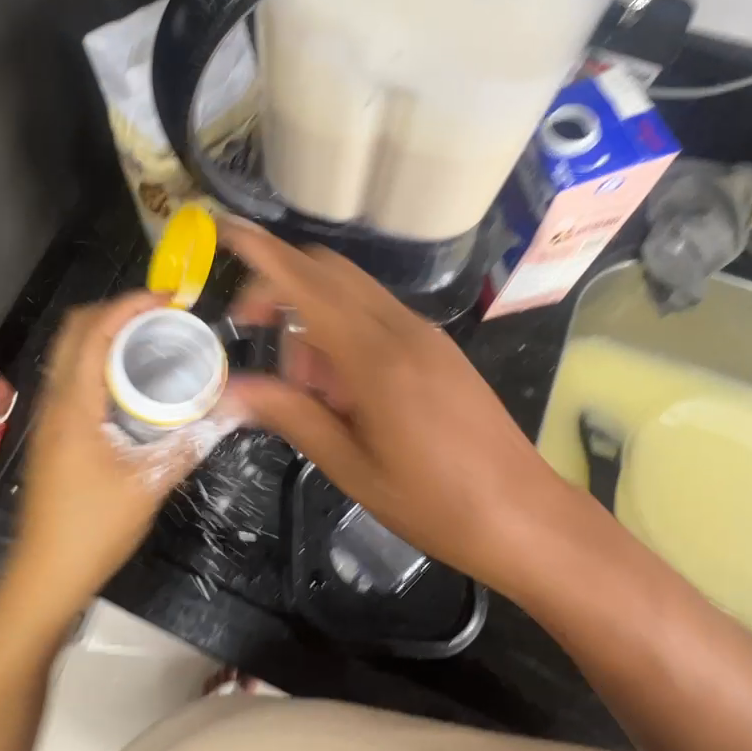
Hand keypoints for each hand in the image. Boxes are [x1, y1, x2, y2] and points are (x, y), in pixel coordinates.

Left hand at [6, 291, 206, 613]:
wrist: (45, 576)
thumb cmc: (94, 528)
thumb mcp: (151, 484)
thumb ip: (191, 441)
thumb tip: (233, 408)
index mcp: (74, 405)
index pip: (94, 332)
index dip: (130, 305)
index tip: (169, 299)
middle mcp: (54, 401)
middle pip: (74, 331)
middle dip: (115, 312)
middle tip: (161, 317)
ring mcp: (48, 418)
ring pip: (70, 354)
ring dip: (105, 336)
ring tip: (151, 342)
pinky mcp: (51, 435)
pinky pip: (72, 378)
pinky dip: (99, 363)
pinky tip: (131, 385)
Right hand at [221, 218, 568, 582]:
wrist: (525, 517)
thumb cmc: (433, 503)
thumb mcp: (350, 466)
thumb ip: (290, 414)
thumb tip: (229, 390)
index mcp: (375, 356)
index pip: (306, 283)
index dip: (262, 254)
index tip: (226, 234)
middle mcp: (402, 329)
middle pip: (328, 271)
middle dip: (281, 287)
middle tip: (257, 336)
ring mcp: (426, 334)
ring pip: (352, 291)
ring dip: (314, 313)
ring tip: (307, 383)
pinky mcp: (439, 348)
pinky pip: (377, 313)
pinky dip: (344, 328)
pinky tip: (345, 388)